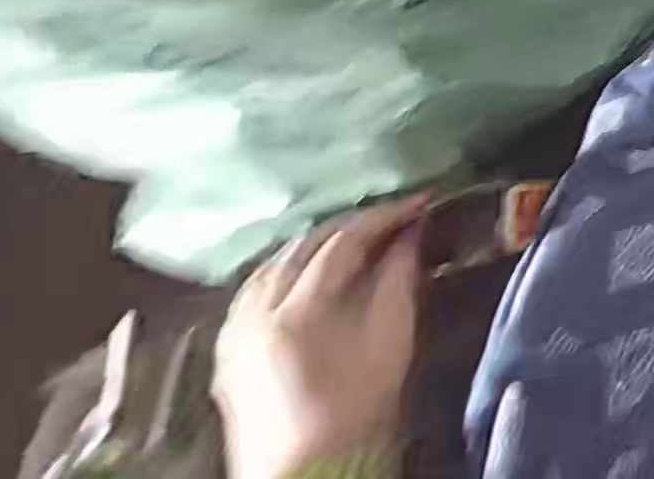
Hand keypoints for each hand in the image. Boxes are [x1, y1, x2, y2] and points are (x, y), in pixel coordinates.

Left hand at [213, 197, 426, 478]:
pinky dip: (292, 264)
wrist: (312, 469)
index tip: (422, 201)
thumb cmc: (361, 398)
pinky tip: (315, 265)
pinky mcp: (230, 348)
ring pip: (277, 261)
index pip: (344, 240)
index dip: (387, 215)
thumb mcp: (392, 330)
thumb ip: (399, 272)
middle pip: (306, 245)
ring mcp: (235, 331)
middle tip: (397, 215)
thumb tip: (411, 231)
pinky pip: (258, 286)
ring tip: (361, 234)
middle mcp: (256, 313)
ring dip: (321, 240)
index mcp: (297, 310)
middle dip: (355, 223)